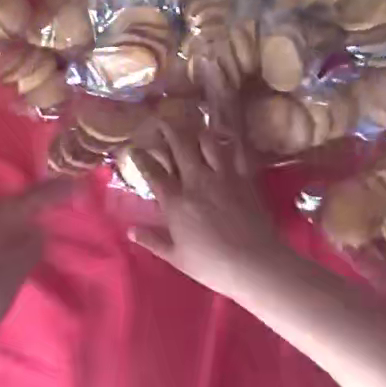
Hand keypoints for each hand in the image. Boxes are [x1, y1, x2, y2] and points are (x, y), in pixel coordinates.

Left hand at [0, 179, 73, 373]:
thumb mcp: (5, 284)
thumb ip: (25, 253)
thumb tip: (40, 230)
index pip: (21, 202)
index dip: (50, 193)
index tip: (76, 185)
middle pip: (7, 207)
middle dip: (36, 202)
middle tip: (65, 199)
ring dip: (22, 218)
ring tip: (46, 220)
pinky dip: (8, 234)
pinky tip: (15, 246)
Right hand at [127, 116, 293, 298]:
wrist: (254, 263)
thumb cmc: (211, 265)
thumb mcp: (176, 257)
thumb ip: (153, 241)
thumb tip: (131, 230)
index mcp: (176, 202)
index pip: (153, 172)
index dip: (142, 157)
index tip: (134, 147)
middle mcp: (197, 181)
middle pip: (180, 145)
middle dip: (168, 129)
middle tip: (161, 120)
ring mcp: (223, 176)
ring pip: (208, 141)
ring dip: (198, 132)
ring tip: (194, 129)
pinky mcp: (245, 177)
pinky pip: (237, 151)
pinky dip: (231, 141)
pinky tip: (228, 137)